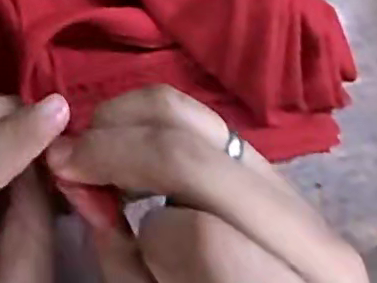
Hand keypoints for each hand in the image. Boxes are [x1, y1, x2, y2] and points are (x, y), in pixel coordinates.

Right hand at [45, 86, 365, 282]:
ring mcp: (293, 192)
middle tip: (64, 157)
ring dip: (125, 118)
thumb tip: (78, 185)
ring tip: (91, 144)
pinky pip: (195, 117)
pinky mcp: (267, 166)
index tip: (95, 223)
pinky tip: (124, 143)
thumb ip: (122, 262)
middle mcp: (312, 236)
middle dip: (115, 148)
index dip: (143, 234)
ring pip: (192, 114)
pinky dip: (145, 119)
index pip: (204, 239)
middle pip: (192, 154)